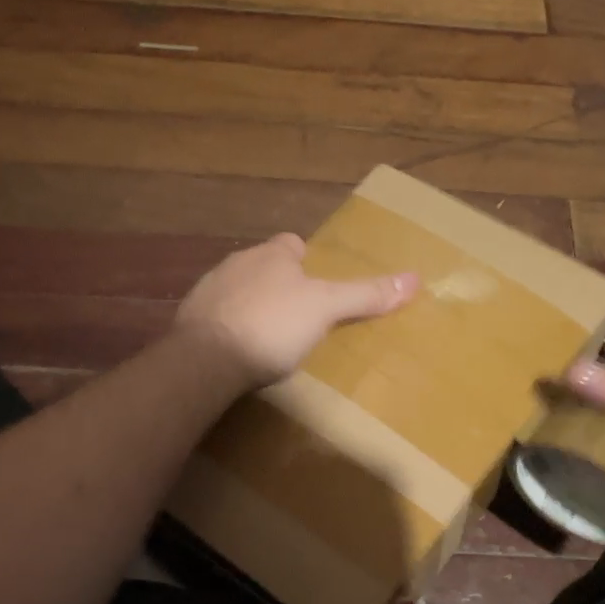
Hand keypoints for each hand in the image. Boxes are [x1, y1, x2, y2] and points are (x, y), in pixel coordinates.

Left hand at [176, 234, 418, 384]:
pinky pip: (217, 318)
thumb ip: (365, 295)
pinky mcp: (190, 320)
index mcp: (272, 253)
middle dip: (279, 285)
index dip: (306, 262)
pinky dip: (229, 329)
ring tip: (269, 337)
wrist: (205, 358)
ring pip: (239, 291)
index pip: (292, 245)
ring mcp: (209, 290)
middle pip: (265, 267)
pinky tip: (239, 351)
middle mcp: (238, 263)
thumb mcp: (326, 309)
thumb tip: (414, 279)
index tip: (318, 288)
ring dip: (252, 307)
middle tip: (298, 317)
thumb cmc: (271, 326)